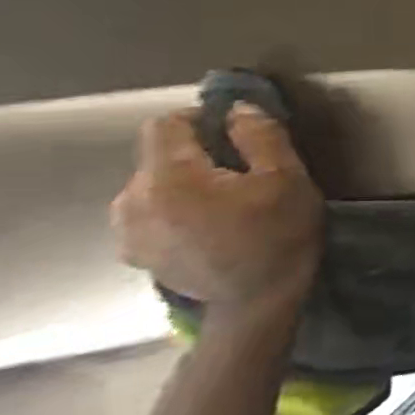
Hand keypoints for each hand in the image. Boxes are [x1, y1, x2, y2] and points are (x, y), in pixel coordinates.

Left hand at [112, 104, 324, 325]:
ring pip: (151, 181)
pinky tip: (206, 222)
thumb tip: (236, 110)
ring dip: (182, 179)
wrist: (258, 304)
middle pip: (157, 154)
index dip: (201, 119)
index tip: (235, 134)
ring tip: (222, 197)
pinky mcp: (134, 252)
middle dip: (194, 151)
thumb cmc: (277, 235)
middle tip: (239, 168)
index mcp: (168, 180)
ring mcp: (128, 232)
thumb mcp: (286, 175)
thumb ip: (260, 134)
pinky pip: (148, 209)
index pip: (165, 124)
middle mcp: (133, 203)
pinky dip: (173, 205)